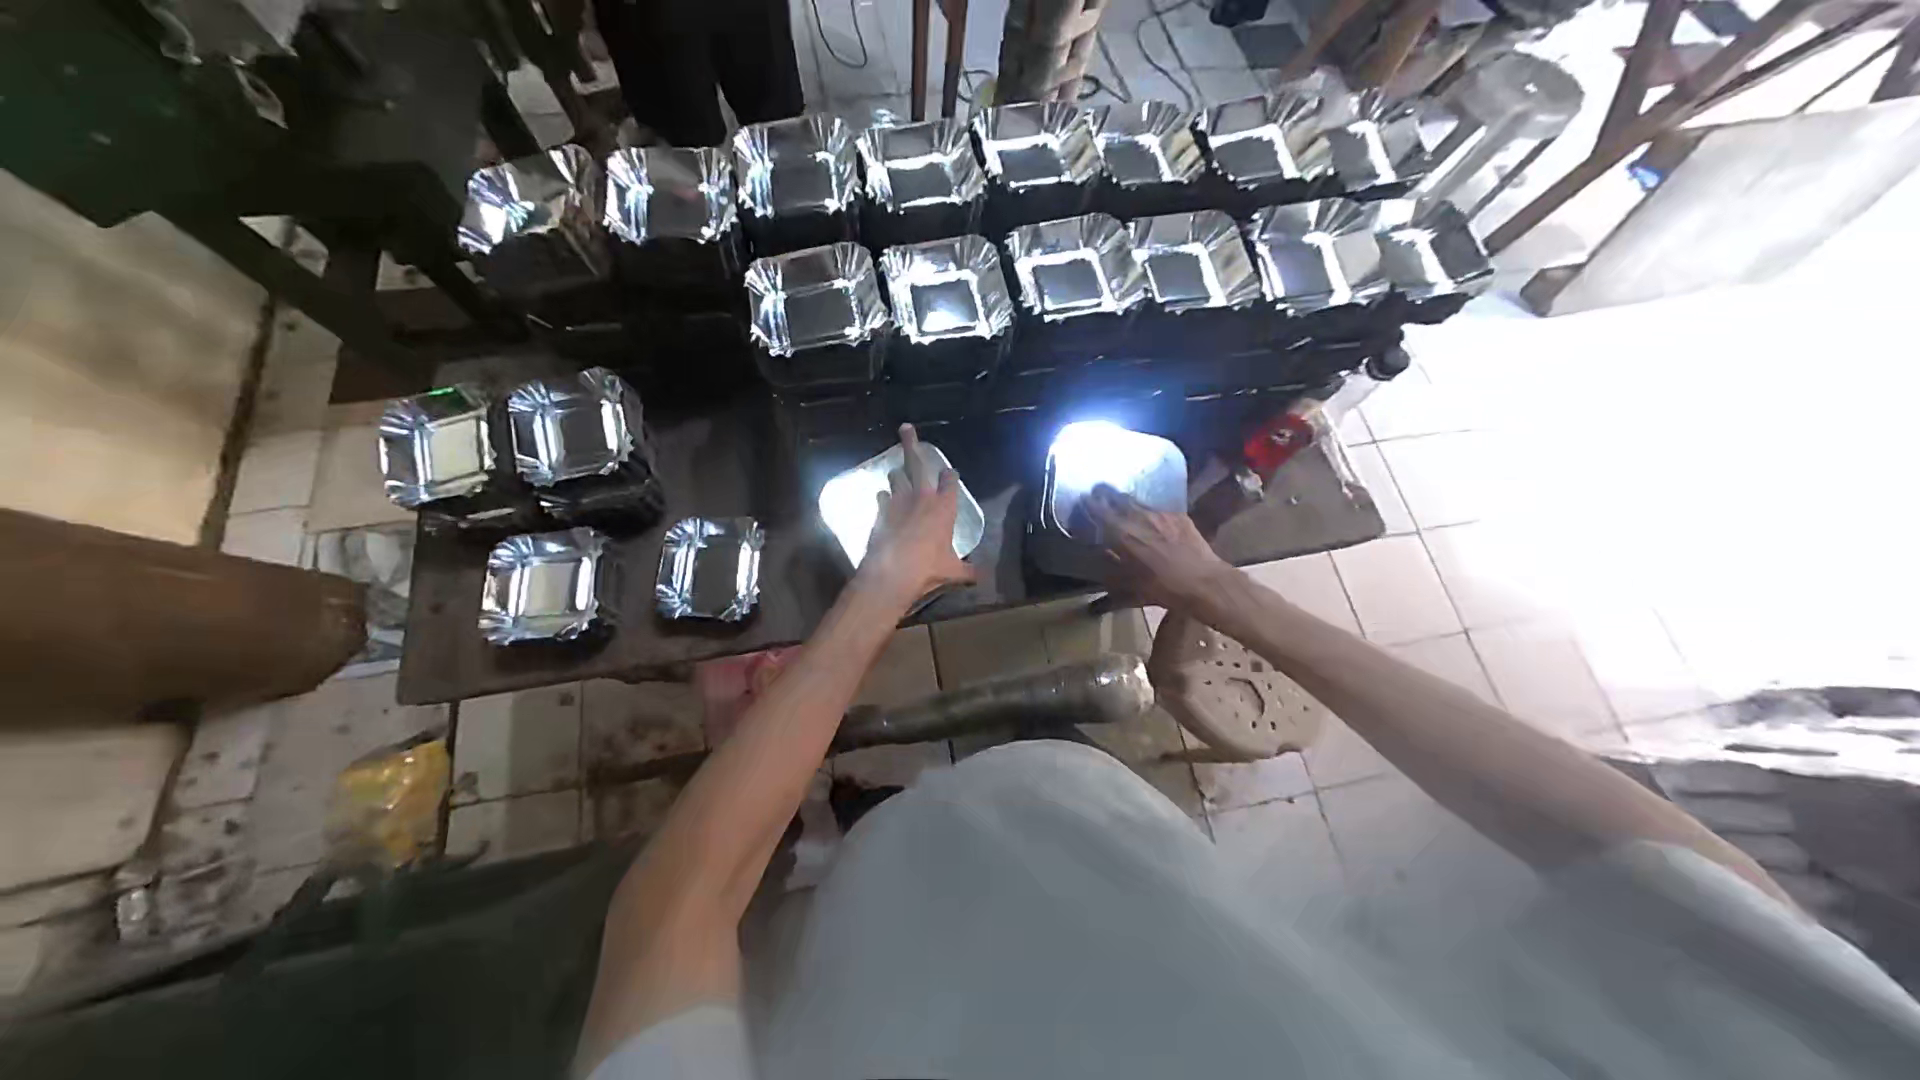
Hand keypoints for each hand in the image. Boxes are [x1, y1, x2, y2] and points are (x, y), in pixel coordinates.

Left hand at [857, 425, 979, 607]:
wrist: (891, 574)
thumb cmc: (927, 569)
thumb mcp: (952, 572)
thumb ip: (967, 571)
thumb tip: (981, 576)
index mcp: (944, 507)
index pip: (950, 481)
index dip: (950, 475)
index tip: (950, 472)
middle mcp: (921, 498)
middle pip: (916, 463)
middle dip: (911, 443)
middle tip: (905, 427)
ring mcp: (897, 503)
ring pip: (896, 477)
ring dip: (897, 474)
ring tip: (897, 472)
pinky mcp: (880, 513)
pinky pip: (882, 498)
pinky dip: (884, 498)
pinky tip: (883, 500)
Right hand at [1086, 484, 1234, 610]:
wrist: (1203, 582)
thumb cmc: (1162, 589)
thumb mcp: (1128, 585)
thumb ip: (1111, 567)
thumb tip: (1102, 553)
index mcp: (1121, 533)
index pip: (1097, 509)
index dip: (1087, 504)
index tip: (1083, 503)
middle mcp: (1138, 517)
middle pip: (1116, 497)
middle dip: (1105, 496)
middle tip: (1099, 498)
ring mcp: (1160, 513)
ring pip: (1137, 502)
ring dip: (1127, 505)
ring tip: (1125, 511)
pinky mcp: (1178, 515)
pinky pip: (1158, 510)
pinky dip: (1150, 515)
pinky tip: (1153, 524)